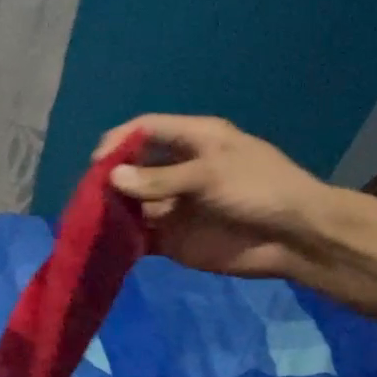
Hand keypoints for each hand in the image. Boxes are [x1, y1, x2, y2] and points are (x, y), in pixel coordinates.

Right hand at [92, 114, 334, 277]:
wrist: (290, 237)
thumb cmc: (258, 190)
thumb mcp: (210, 175)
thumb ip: (160, 178)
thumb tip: (112, 179)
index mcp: (193, 141)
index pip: (146, 130)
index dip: (119, 141)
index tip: (96, 163)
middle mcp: (178, 171)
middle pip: (131, 170)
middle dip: (107, 181)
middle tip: (87, 200)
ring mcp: (172, 206)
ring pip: (129, 206)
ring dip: (110, 214)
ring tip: (89, 225)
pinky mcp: (170, 239)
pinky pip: (137, 238)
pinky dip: (120, 242)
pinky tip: (105, 247)